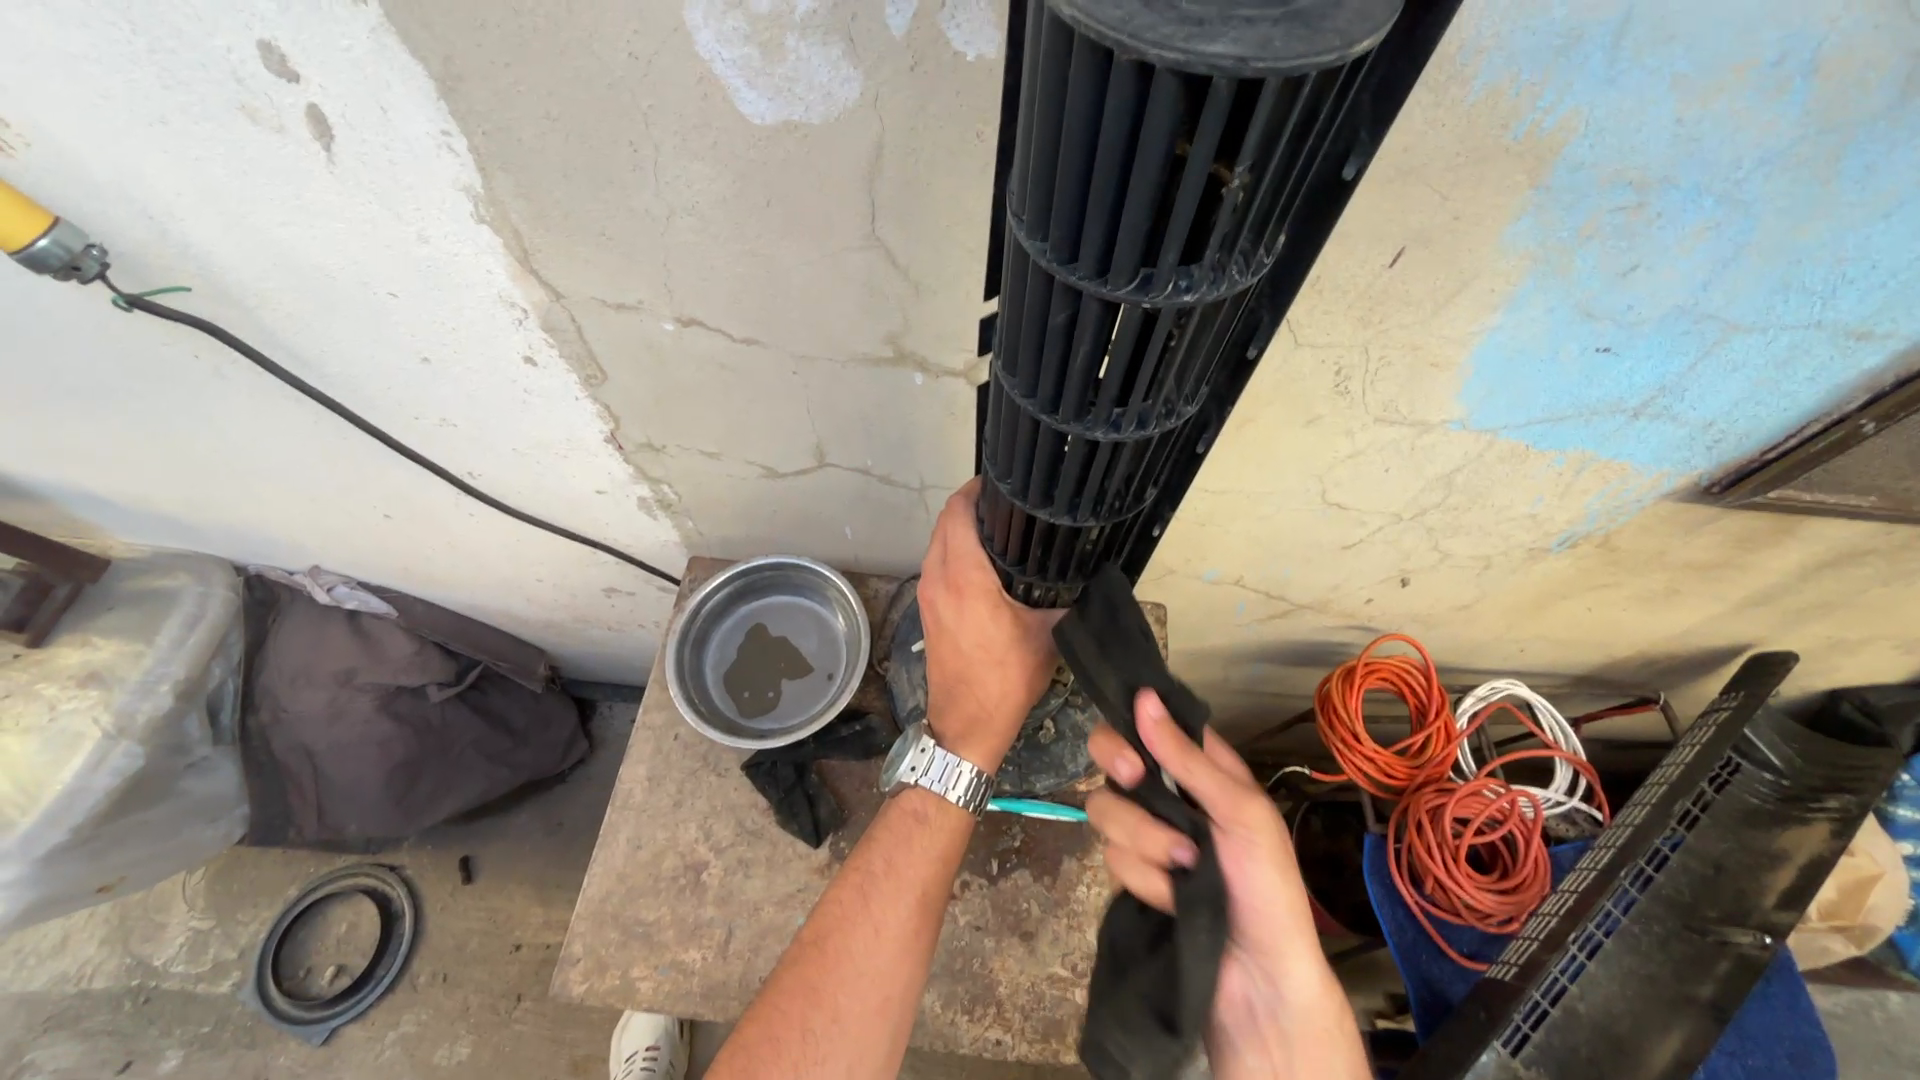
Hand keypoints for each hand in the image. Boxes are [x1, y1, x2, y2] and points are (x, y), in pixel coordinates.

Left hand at [917, 478, 1063, 772]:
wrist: (967, 725)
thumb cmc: (1006, 679)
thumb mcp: (1048, 636)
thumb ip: (1070, 602)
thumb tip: (1094, 579)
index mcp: (964, 577)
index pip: (959, 512)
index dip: (977, 490)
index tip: (1005, 484)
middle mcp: (938, 578)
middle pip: (946, 522)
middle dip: (972, 506)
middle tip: (1010, 504)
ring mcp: (927, 594)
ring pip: (937, 543)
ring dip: (960, 529)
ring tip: (1001, 528)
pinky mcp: (927, 609)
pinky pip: (936, 564)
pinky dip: (954, 552)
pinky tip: (985, 561)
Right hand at [1086, 691, 1368, 1079]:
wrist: (1257, 978)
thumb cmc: (1266, 885)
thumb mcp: (1240, 811)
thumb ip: (1186, 757)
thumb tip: (1142, 697)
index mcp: (1203, 770)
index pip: (1152, 725)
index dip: (1133, 726)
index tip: (1134, 740)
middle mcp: (1168, 795)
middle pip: (1113, 760)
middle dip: (1121, 773)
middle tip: (1135, 779)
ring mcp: (1148, 835)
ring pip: (1107, 810)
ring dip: (1145, 840)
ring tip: (1185, 868)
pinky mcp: (1133, 874)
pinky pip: (1112, 857)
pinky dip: (1145, 879)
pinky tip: (1173, 899)